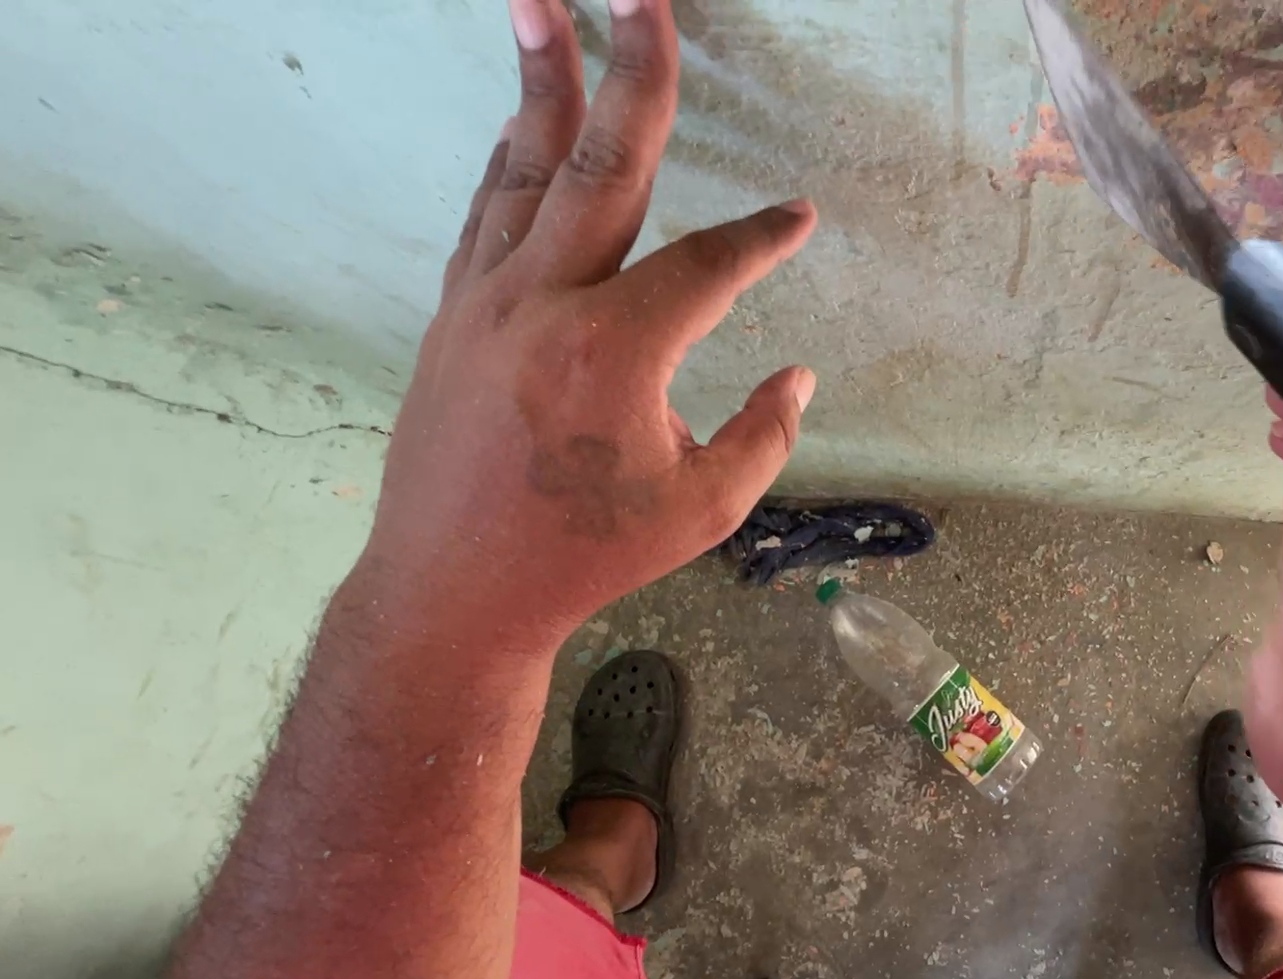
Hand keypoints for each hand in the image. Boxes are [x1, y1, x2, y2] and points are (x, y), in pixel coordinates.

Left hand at [358, 0, 815, 653]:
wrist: (457, 586)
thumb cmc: (591, 554)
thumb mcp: (707, 508)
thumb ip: (766, 435)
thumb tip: (800, 378)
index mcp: (617, 350)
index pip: (711, 265)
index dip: (766, 237)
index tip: (800, 217)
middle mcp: (545, 302)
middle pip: (604, 166)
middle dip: (634, 75)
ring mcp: (486, 301)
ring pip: (526, 170)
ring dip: (544, 84)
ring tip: (546, 5)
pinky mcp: (452, 314)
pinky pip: (489, 212)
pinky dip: (513, 157)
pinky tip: (523, 125)